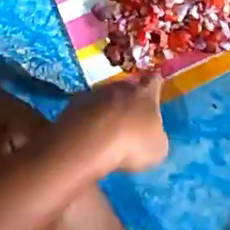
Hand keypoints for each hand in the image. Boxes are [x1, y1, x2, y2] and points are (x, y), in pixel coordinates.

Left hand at [52, 74, 168, 175]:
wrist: (87, 143)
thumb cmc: (131, 144)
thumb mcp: (157, 148)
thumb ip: (156, 136)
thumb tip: (150, 134)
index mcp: (145, 94)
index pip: (154, 81)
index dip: (155, 85)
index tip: (155, 86)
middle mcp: (120, 87)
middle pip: (126, 88)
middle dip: (128, 100)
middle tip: (129, 118)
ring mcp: (94, 93)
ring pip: (104, 97)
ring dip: (106, 109)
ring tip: (106, 130)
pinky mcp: (73, 104)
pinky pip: (85, 110)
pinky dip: (88, 119)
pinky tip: (88, 135)